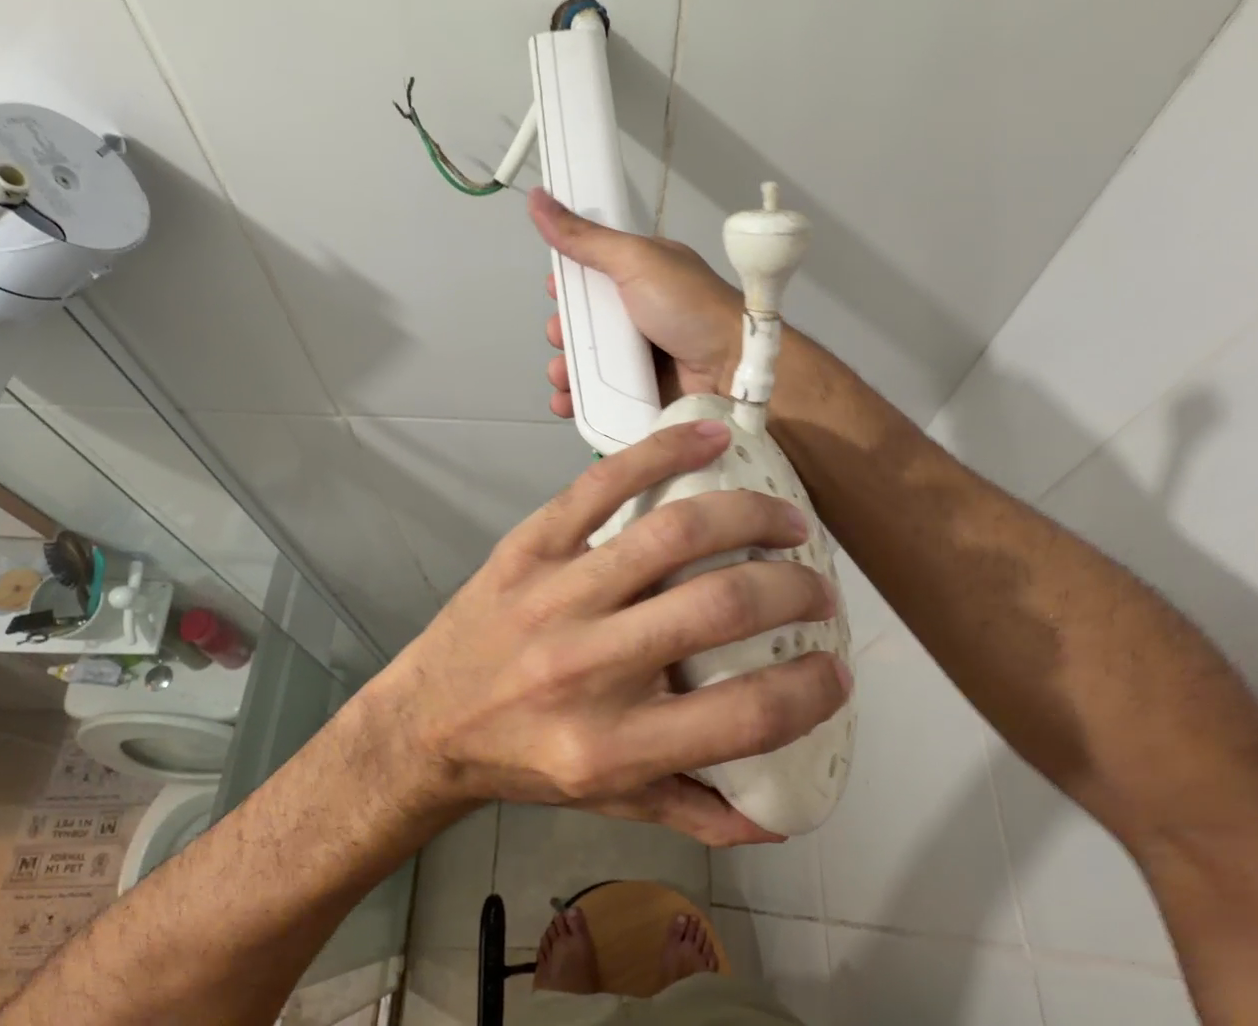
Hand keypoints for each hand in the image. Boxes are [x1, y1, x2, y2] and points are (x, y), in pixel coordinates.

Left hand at [371, 420, 849, 845]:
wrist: (422, 725)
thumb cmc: (523, 762)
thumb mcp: (608, 801)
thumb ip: (694, 811)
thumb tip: (778, 819)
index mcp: (614, 746)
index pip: (746, 716)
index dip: (811, 691)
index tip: (834, 671)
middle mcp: (589, 669)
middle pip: (721, 610)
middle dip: (794, 593)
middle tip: (817, 592)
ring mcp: (557, 597)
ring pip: (674, 536)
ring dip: (749, 518)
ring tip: (787, 522)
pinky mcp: (529, 547)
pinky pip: (602, 486)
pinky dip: (663, 454)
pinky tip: (712, 439)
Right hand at [529, 188, 744, 417]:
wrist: (733, 369)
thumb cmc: (688, 307)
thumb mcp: (636, 260)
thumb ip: (585, 238)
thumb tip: (537, 197)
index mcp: (643, 275)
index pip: (592, 275)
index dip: (568, 285)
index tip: (554, 292)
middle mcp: (640, 315)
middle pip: (584, 323)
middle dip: (563, 332)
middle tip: (561, 338)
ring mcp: (641, 357)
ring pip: (587, 363)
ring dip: (565, 370)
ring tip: (562, 378)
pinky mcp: (641, 393)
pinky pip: (600, 398)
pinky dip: (578, 401)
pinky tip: (566, 401)